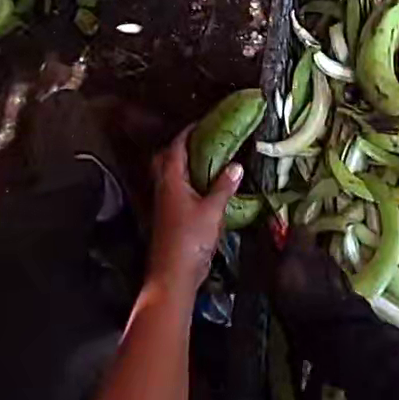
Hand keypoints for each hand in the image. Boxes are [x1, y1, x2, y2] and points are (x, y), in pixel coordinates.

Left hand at [146, 126, 240, 293]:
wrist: (172, 276)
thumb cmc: (190, 240)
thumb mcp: (212, 211)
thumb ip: (224, 187)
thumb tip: (236, 165)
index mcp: (170, 180)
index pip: (176, 147)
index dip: (188, 132)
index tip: (203, 123)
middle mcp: (162, 188)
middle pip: (165, 158)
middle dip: (181, 146)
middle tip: (202, 141)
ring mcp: (163, 203)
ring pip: (169, 175)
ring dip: (183, 164)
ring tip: (206, 160)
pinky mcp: (167, 217)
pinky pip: (174, 189)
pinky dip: (186, 182)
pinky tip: (203, 188)